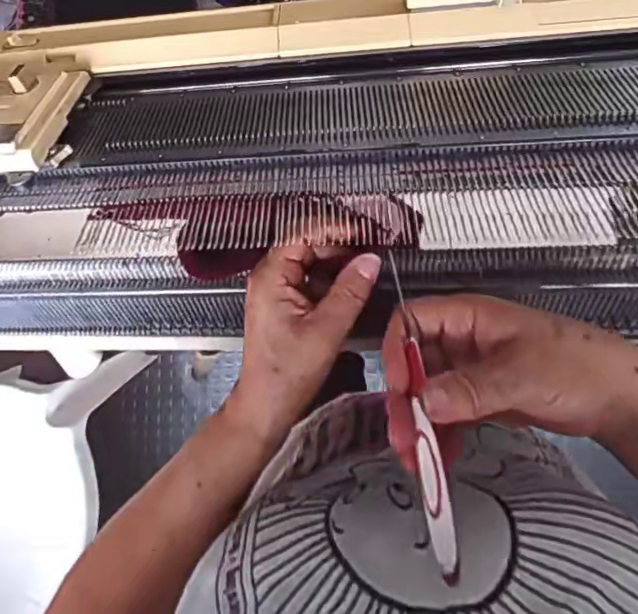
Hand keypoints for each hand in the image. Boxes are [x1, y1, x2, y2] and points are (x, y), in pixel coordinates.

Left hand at [224, 230, 381, 440]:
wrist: (264, 409)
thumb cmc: (287, 373)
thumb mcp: (325, 331)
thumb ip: (350, 292)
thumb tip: (371, 259)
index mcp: (271, 275)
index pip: (303, 233)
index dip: (335, 228)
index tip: (364, 231)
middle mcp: (270, 276)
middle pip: (308, 245)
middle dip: (341, 244)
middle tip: (373, 247)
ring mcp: (277, 290)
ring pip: (311, 262)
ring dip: (339, 262)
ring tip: (369, 263)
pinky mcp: (285, 304)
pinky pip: (311, 280)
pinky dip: (332, 280)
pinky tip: (354, 285)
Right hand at [384, 295, 637, 464]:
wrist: (618, 395)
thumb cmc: (575, 362)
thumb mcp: (520, 374)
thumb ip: (470, 388)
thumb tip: (424, 399)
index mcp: (468, 316)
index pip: (413, 320)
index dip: (397, 350)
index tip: (397, 388)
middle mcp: (464, 339)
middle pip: (415, 362)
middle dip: (406, 400)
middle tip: (405, 439)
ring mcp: (473, 369)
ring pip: (430, 392)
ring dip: (420, 424)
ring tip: (419, 460)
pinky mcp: (484, 396)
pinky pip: (450, 413)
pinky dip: (442, 435)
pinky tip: (442, 458)